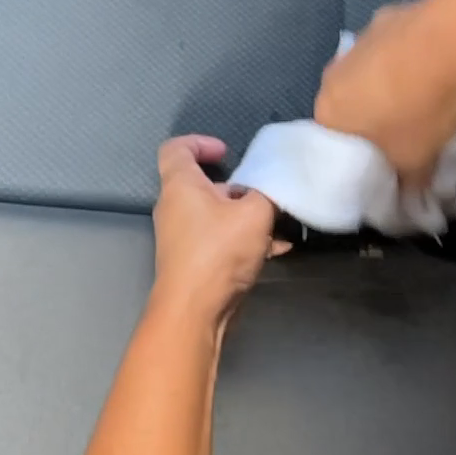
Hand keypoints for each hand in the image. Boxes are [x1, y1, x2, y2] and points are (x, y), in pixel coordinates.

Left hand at [151, 136, 287, 327]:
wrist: (195, 312)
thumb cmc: (218, 252)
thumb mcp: (255, 214)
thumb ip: (268, 191)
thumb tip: (275, 182)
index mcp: (181, 185)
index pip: (176, 149)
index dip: (200, 142)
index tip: (227, 152)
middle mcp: (176, 207)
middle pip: (205, 184)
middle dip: (239, 186)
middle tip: (264, 192)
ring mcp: (183, 236)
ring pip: (217, 215)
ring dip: (247, 216)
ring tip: (280, 224)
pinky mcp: (194, 261)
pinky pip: (220, 239)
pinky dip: (245, 239)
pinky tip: (276, 249)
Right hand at [315, 3, 455, 189]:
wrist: (450, 39)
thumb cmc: (419, 108)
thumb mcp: (417, 159)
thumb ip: (409, 183)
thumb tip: (412, 200)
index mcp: (328, 111)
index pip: (337, 141)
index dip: (363, 153)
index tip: (388, 159)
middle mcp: (333, 74)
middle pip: (350, 104)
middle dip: (374, 117)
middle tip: (408, 131)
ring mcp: (358, 41)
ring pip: (369, 72)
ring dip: (388, 84)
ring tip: (424, 95)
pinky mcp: (385, 17)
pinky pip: (391, 46)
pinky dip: (406, 56)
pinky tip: (433, 64)